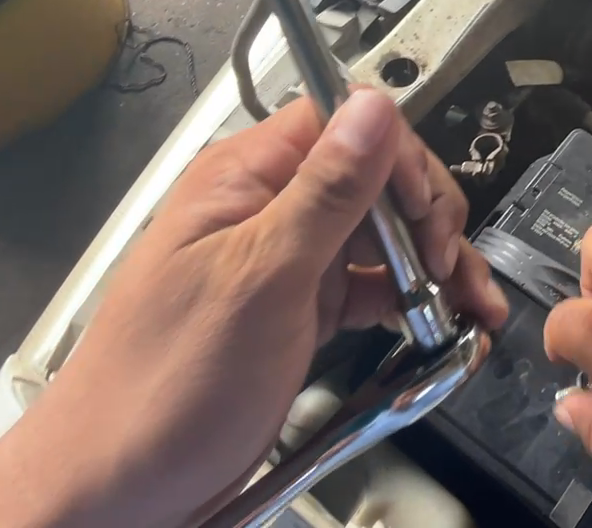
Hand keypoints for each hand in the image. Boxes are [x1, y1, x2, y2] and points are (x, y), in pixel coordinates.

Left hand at [0, 89, 505, 527]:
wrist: (114, 501)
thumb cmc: (170, 384)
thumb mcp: (259, 278)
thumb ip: (326, 190)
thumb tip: (376, 103)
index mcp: (249, 178)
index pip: (345, 125)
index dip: (396, 155)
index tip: (423, 210)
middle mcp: (277, 205)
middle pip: (380, 177)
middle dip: (428, 215)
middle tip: (446, 266)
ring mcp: (298, 255)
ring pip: (391, 232)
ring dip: (441, 263)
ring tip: (477, 304)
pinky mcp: (313, 303)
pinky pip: (382, 285)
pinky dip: (421, 301)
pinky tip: (456, 321)